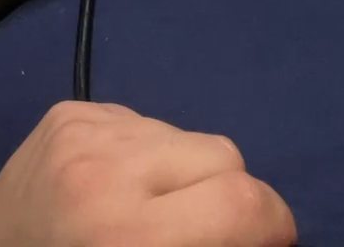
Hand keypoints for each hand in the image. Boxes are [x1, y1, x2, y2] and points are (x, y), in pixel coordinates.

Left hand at [0, 100, 296, 246]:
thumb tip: (264, 233)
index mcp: (128, 235)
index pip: (243, 200)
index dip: (274, 224)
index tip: (268, 243)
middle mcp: (108, 166)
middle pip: (223, 152)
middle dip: (229, 194)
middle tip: (208, 230)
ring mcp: (85, 127)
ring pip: (184, 132)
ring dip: (183, 170)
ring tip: (150, 207)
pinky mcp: (69, 109)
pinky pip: (142, 119)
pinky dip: (145, 151)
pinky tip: (117, 182)